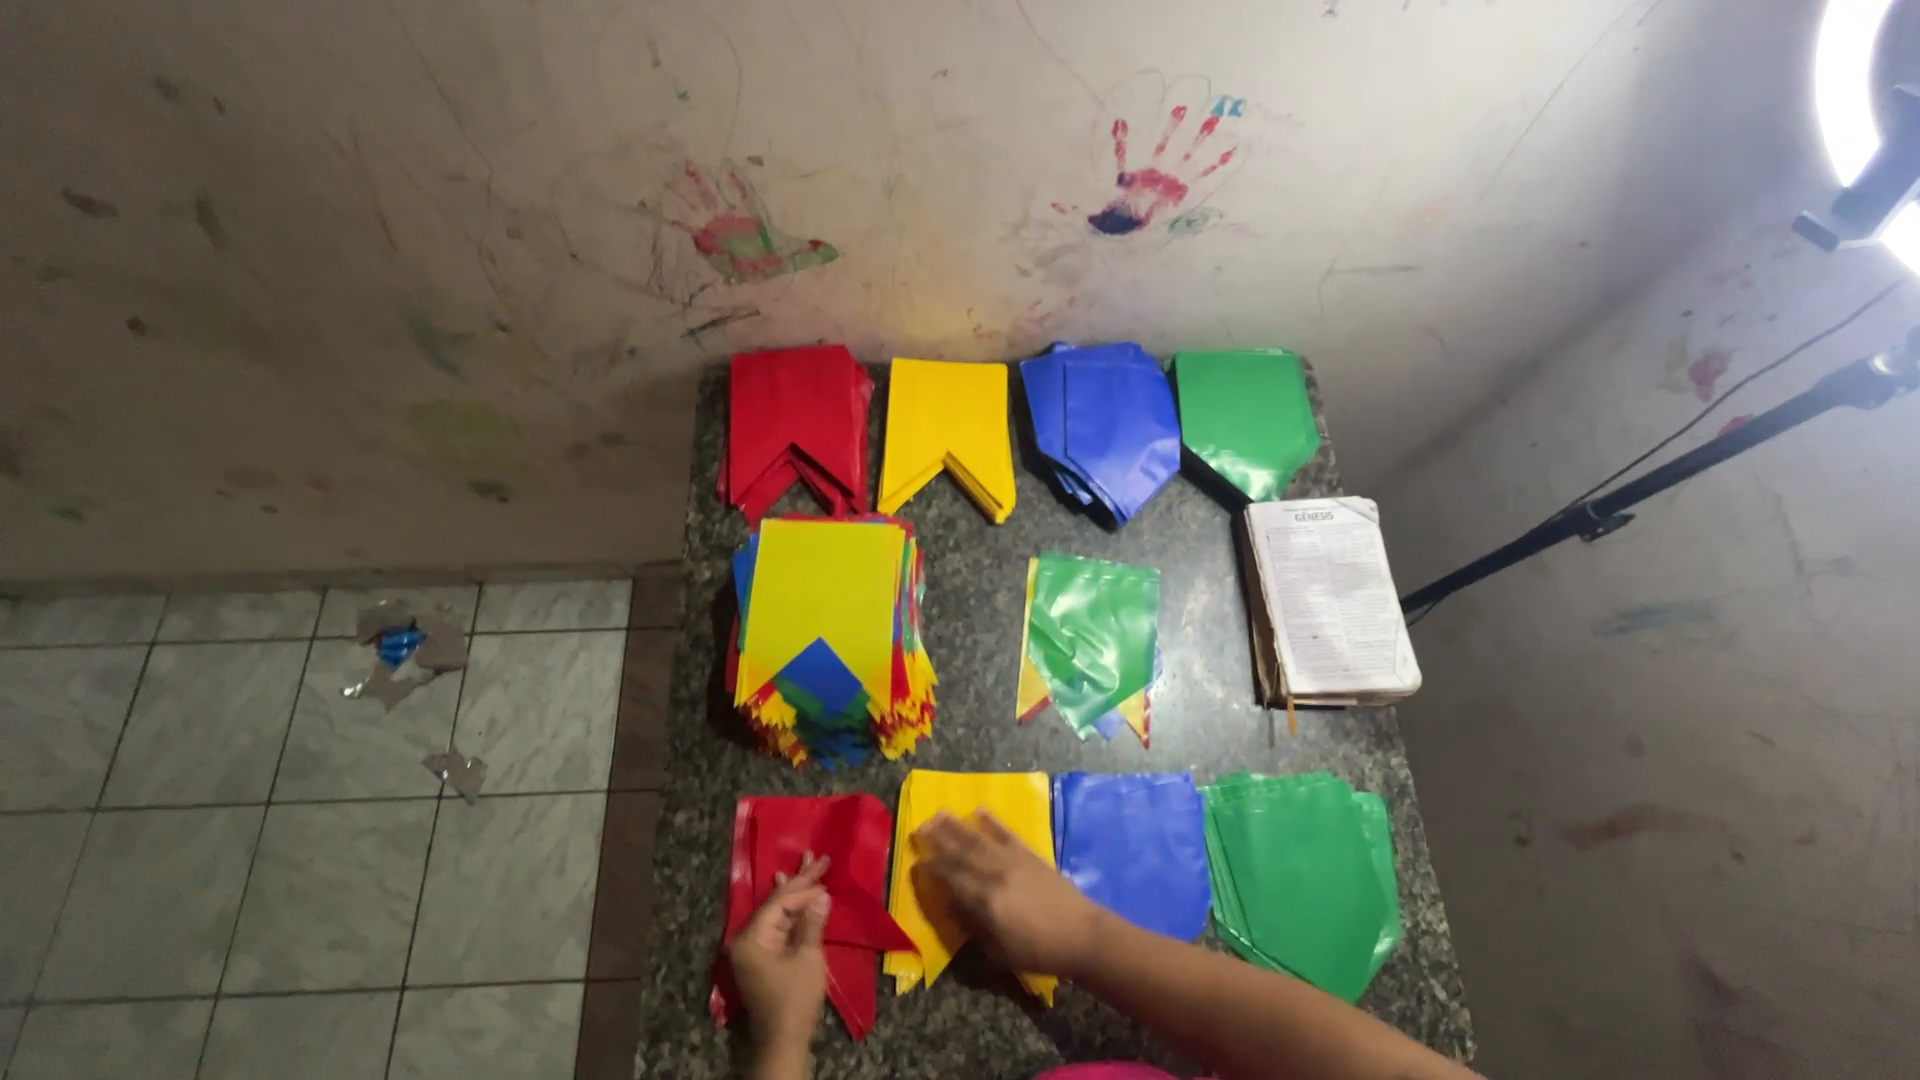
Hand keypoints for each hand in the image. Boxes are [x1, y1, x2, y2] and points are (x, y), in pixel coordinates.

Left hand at [729, 853, 830, 1052]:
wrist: (783, 1040)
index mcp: (752, 937)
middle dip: (799, 881)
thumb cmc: (795, 998)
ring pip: (777, 912)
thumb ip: (812, 922)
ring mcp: (752, 949)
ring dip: (794, 892)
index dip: (804, 888)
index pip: (780, 902)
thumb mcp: (808, 957)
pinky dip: (789, 911)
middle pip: (776, 902)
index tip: (826, 872)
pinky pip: (776, 925)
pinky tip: (794, 896)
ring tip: (805, 865)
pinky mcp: (762, 958)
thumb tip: (821, 894)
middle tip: (817, 856)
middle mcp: (747, 938)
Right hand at [913, 810, 1107, 978]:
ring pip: (979, 839)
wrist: (1081, 934)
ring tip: (939, 813)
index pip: (952, 878)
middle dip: (938, 839)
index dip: (933, 869)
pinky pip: (1006, 834)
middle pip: (961, 853)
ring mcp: (1013, 860)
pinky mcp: (1029, 854)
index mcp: (985, 900)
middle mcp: (995, 874)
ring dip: (957, 825)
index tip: (916, 861)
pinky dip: (992, 821)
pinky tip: (979, 810)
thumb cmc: (1038, 950)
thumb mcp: (999, 950)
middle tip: (919, 827)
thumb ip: (973, 925)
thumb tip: (951, 903)